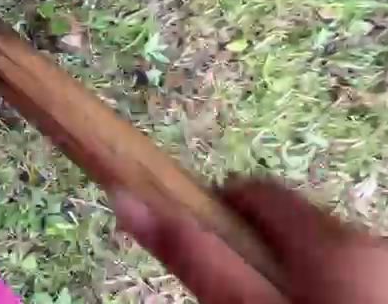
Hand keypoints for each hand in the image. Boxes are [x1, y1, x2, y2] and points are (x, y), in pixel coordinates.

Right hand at [116, 178, 387, 303]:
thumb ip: (193, 255)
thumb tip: (121, 194)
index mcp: (335, 239)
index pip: (252, 190)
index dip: (217, 213)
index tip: (211, 254)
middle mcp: (378, 241)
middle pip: (293, 226)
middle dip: (262, 253)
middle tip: (251, 299)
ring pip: (329, 257)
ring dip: (301, 277)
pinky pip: (361, 279)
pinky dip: (337, 292)